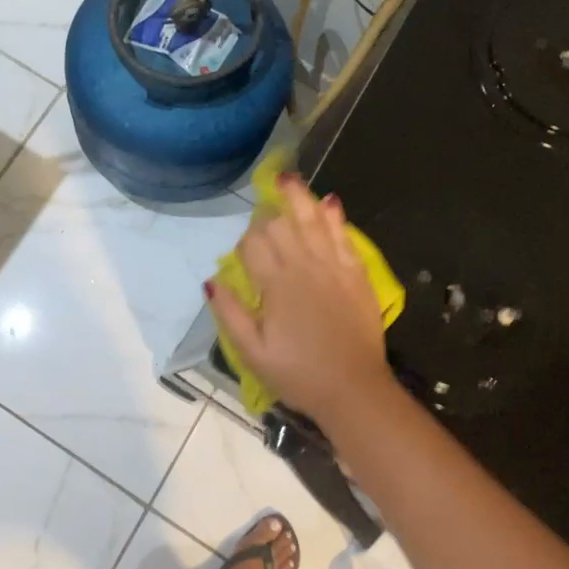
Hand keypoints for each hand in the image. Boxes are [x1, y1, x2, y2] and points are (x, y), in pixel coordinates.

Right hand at [208, 176, 396, 423]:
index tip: (243, 256)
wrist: (354, 390)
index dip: (244, 243)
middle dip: (267, 218)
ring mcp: (334, 267)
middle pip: (280, 226)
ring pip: (312, 220)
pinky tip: (328, 201)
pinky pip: (343, 235)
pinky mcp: (356, 273)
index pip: (253, 244)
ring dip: (298, 198)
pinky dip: (334, 216)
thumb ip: (230, 314)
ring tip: (287, 178)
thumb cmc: (299, 374)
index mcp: (276, 285)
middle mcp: (305, 266)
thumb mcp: (252, 353)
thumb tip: (211, 281)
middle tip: (262, 217)